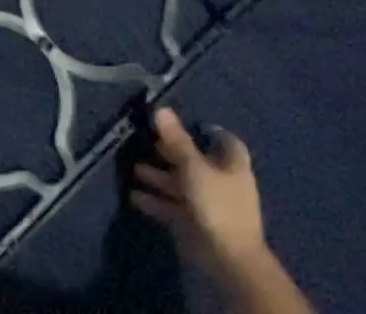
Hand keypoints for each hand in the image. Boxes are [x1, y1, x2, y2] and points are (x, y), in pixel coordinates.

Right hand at [131, 107, 267, 275]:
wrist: (227, 257)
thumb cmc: (217, 203)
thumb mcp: (193, 166)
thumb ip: (176, 140)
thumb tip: (160, 108)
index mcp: (231, 166)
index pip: (225, 141)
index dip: (208, 131)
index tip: (183, 123)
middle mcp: (220, 182)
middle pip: (196, 161)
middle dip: (171, 152)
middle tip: (147, 142)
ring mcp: (207, 204)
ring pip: (180, 184)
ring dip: (158, 177)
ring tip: (134, 168)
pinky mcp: (192, 223)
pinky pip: (171, 207)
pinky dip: (154, 201)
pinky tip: (134, 195)